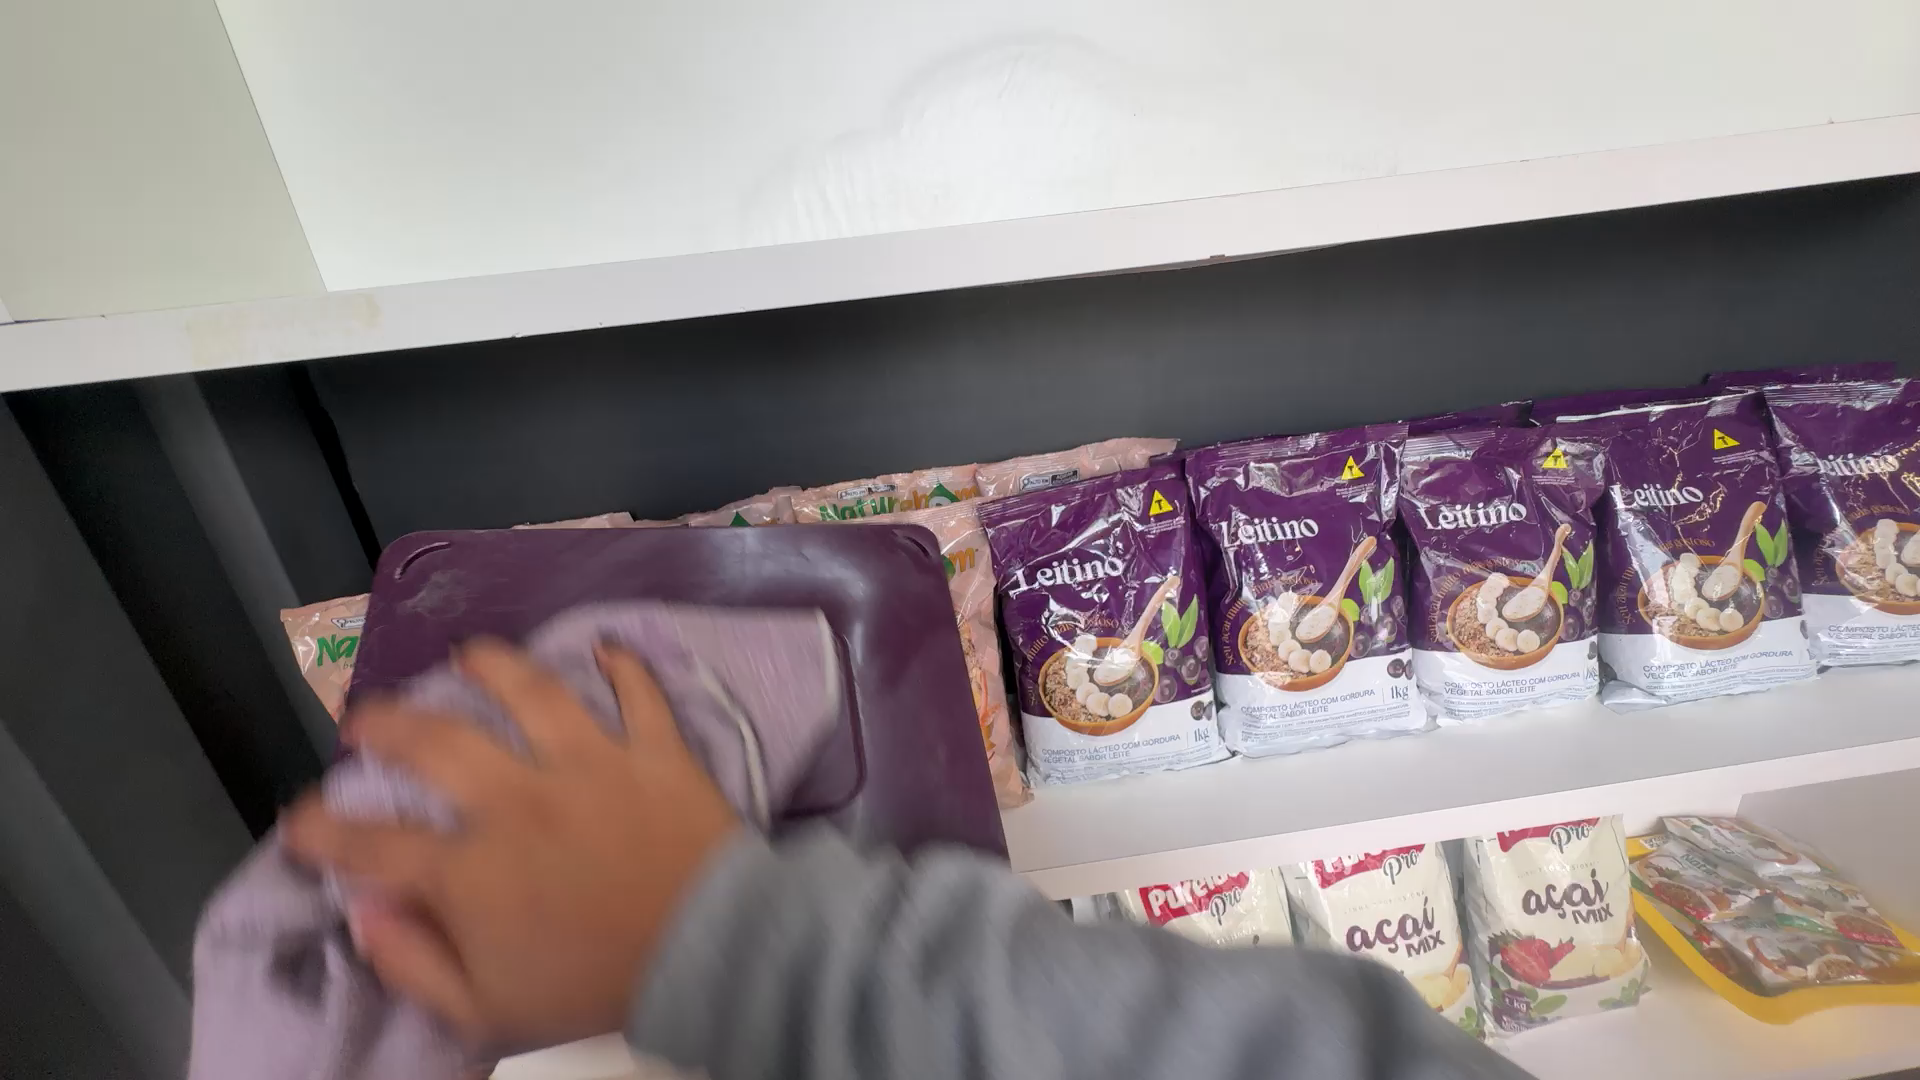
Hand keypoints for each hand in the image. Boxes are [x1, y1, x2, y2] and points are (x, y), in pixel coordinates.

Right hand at [283, 639, 739, 1048]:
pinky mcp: (656, 749)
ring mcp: (595, 764)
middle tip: (369, 713)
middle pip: (440, 744)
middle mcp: (525, 800)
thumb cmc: (596, 981)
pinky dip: (625, 667)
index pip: (374, 845)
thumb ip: (414, 962)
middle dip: (390, 723)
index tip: (303, 816)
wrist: (703, 947)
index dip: (323, 830)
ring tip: (470, 653)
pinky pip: (640, 694)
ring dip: (497, 666)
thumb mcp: (486, 1007)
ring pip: (536, 695)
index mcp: (474, 869)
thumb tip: (365, 912)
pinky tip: (607, 647)